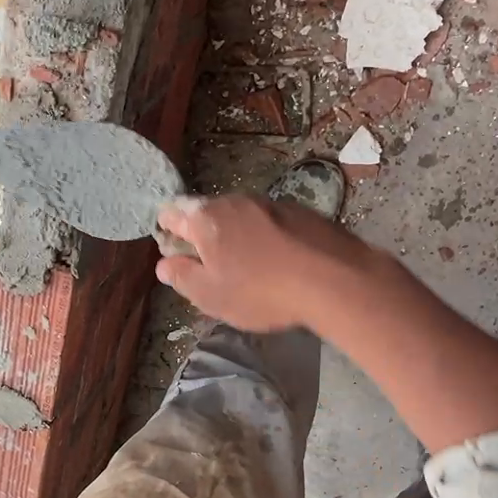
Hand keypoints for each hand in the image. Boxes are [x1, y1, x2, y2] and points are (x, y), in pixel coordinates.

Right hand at [154, 196, 380, 331]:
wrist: (334, 279)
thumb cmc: (260, 291)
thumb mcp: (211, 295)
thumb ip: (182, 277)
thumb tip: (164, 264)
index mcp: (206, 218)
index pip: (172, 213)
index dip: (167, 231)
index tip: (174, 253)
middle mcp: (236, 201)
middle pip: (208, 214)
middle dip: (204, 236)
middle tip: (211, 268)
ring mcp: (271, 204)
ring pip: (242, 218)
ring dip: (238, 237)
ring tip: (247, 268)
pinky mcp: (302, 213)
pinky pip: (271, 224)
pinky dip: (267, 239)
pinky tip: (279, 264)